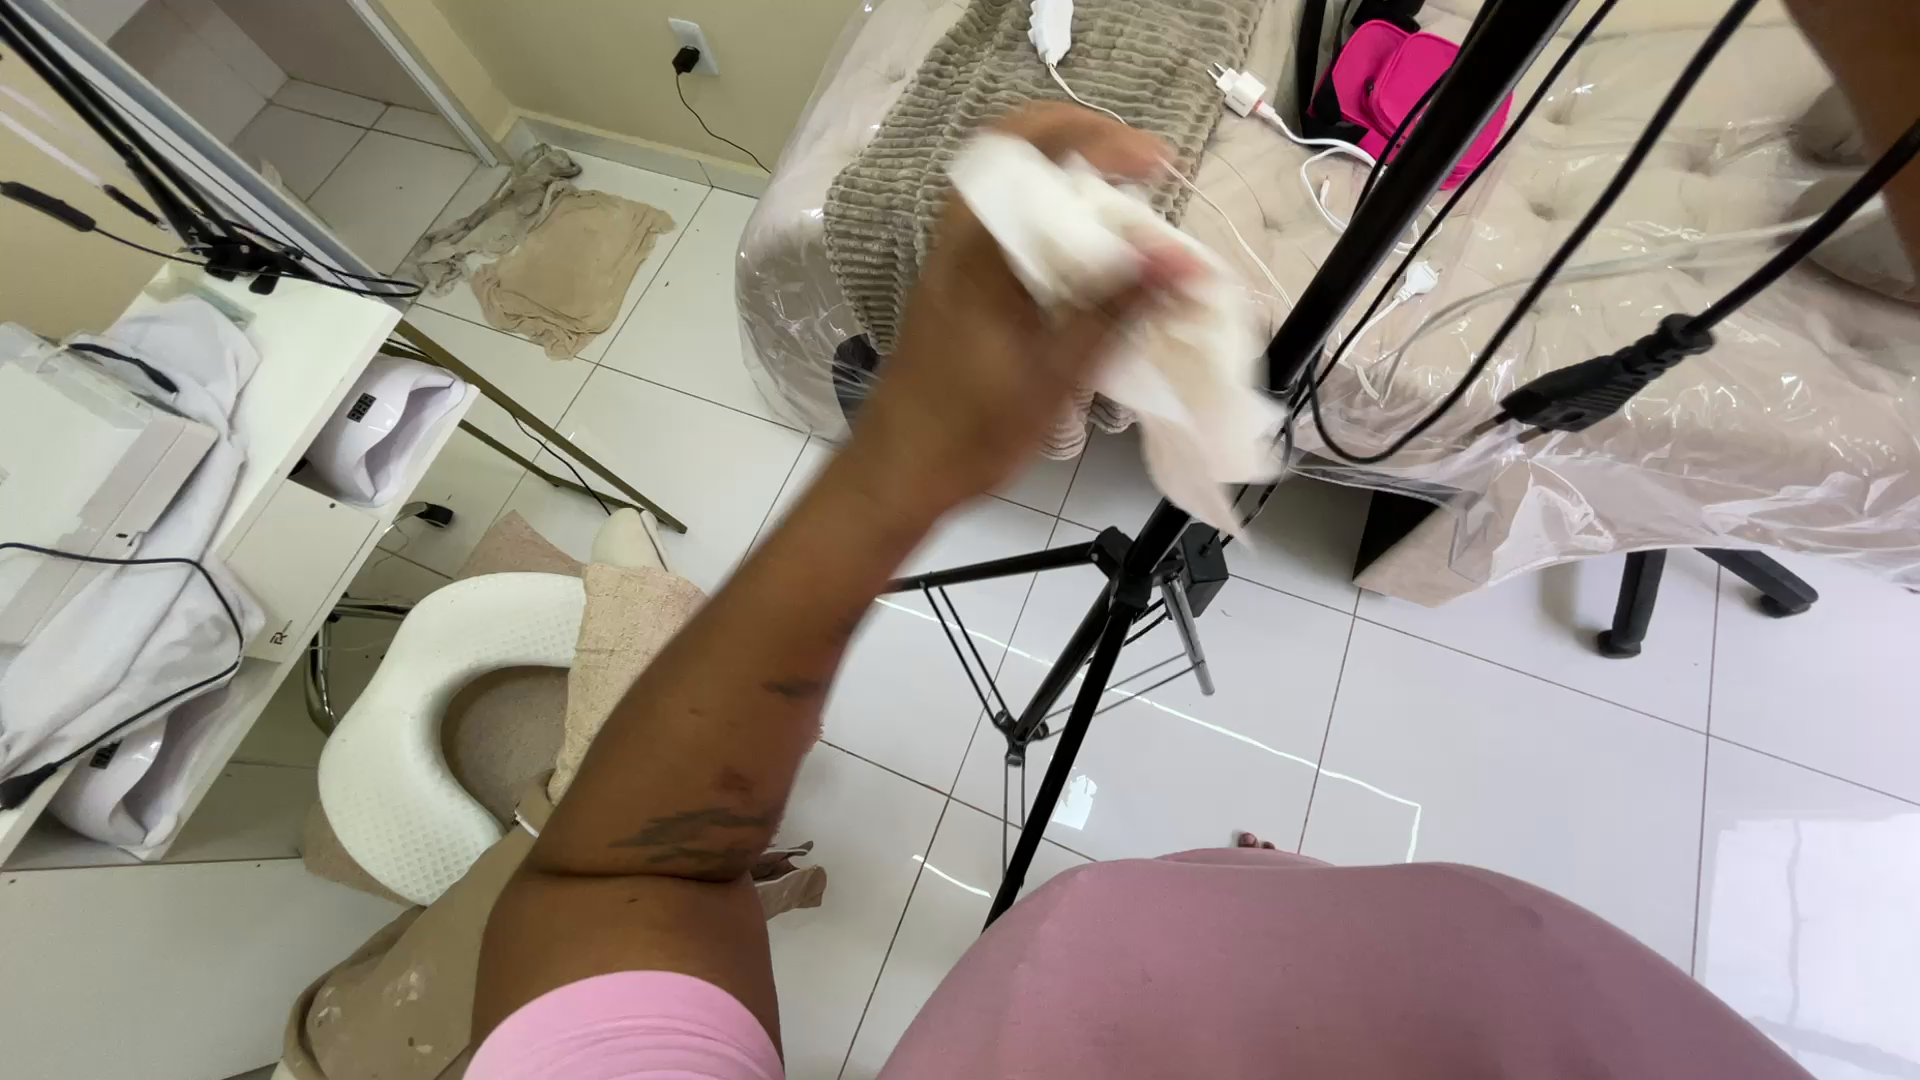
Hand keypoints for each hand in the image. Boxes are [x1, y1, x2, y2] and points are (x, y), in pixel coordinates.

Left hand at [839, 104, 1198, 522]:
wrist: (896, 474)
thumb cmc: (972, 434)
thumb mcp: (1053, 377)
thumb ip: (1114, 311)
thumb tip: (1182, 261)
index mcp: (981, 253)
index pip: (1037, 150)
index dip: (1106, 141)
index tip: (1160, 163)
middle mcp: (957, 243)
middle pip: (1010, 149)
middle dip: (1077, 140)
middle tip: (1131, 169)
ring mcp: (947, 266)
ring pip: (1002, 190)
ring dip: (1057, 180)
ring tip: (1112, 208)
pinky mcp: (948, 293)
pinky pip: (997, 229)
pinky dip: (1040, 221)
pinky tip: (1074, 261)